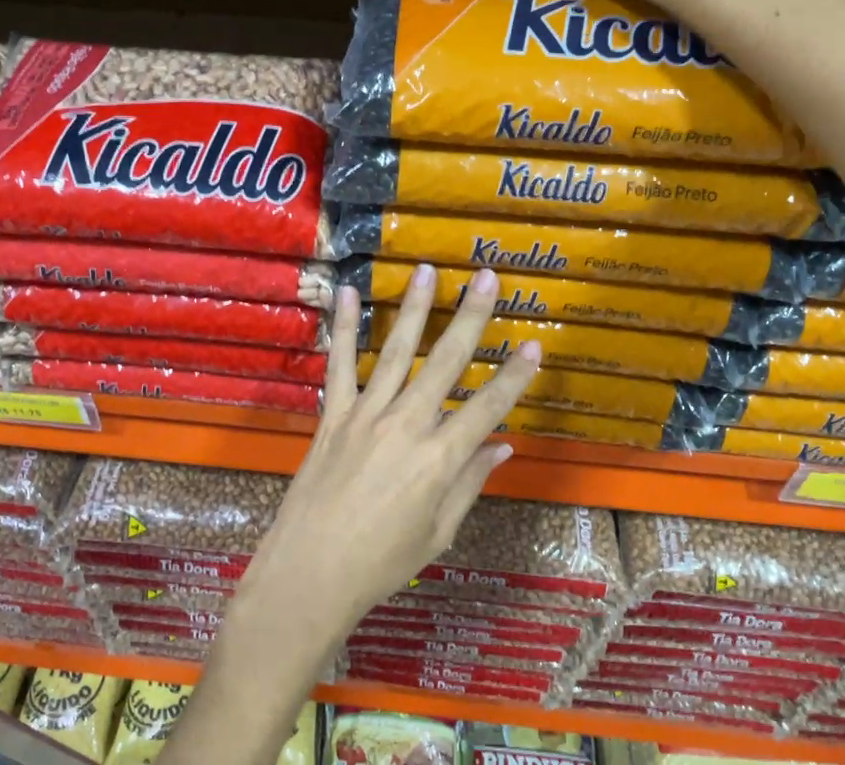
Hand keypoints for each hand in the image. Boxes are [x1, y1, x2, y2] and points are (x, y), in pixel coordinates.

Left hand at [231, 265, 540, 649]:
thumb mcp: (438, 533)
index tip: (536, 343)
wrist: (309, 573)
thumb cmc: (381, 564)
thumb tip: (502, 447)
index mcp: (439, 460)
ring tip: (428, 271)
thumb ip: (469, 484)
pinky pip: (341, 365)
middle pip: (446, 363)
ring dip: (414, 309)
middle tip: (486, 277)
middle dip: (470, 318)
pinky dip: (346, 329)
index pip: (487, 408)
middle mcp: (405, 425)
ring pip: (396, 352)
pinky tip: (349, 295)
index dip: (514, 376)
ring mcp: (365, 415)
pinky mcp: (333, 416)